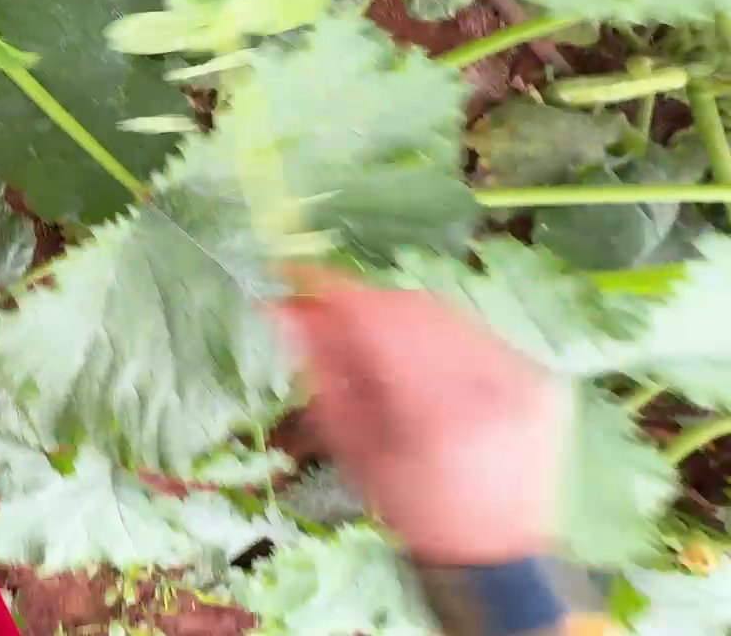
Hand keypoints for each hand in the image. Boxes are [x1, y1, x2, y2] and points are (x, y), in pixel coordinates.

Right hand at [275, 272, 565, 564]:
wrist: (494, 547)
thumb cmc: (404, 498)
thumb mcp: (346, 434)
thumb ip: (319, 362)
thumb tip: (284, 306)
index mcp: (437, 410)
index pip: (371, 319)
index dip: (324, 289)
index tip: (286, 275)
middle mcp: (490, 383)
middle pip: (404, 306)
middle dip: (352, 298)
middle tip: (313, 304)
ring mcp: (522, 375)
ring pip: (434, 309)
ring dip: (384, 309)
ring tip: (356, 327)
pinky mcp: (537, 374)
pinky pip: (463, 326)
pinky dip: (420, 325)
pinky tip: (400, 344)